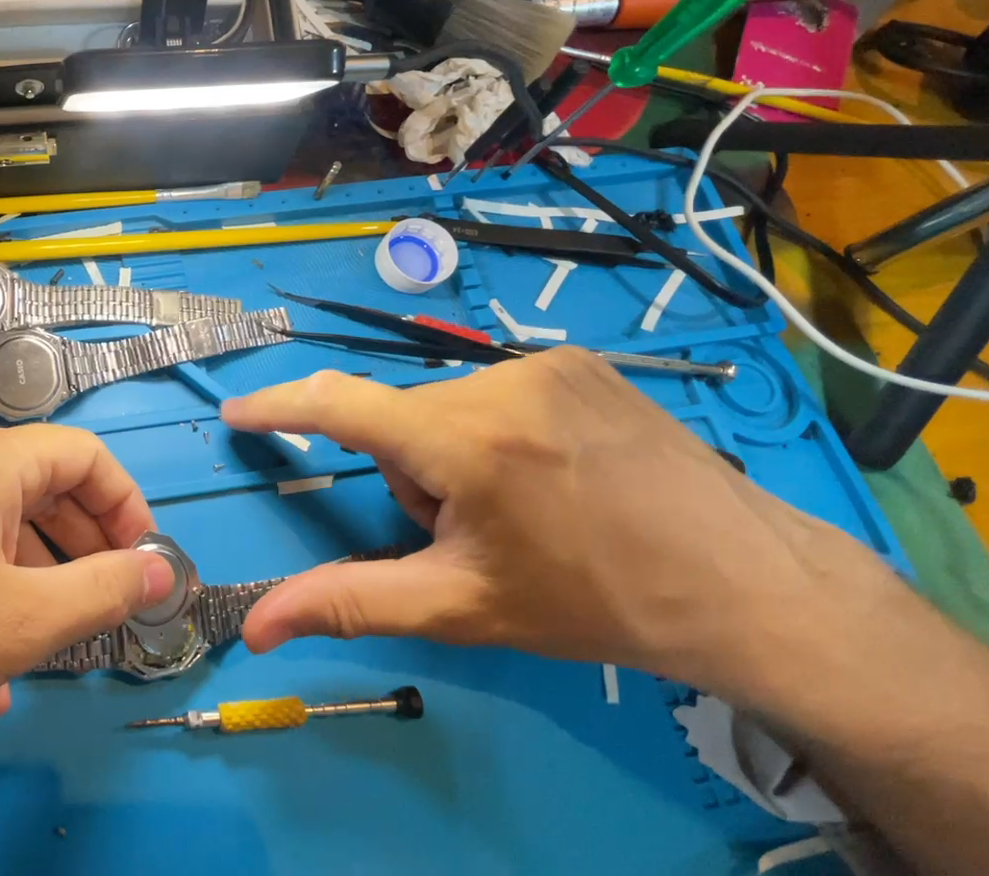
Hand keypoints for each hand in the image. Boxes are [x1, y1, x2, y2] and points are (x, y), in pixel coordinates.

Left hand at [0, 423, 174, 781]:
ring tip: (45, 652)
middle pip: (35, 487)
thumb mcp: (18, 627)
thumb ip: (103, 591)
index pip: (81, 455)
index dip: (126, 506)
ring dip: (30, 581)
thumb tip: (159, 570)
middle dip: (80, 549)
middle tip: (102, 608)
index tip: (142, 564)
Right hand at [220, 349, 895, 698]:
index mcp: (464, 441)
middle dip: (409, 474)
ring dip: (449, 453)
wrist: (749, 586)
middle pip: (401, 420)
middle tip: (470, 532)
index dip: (279, 407)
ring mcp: (545, 362)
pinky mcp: (579, 361)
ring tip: (521, 505)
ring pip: (444, 406)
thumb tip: (255, 628)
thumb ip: (347, 604)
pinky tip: (552, 472)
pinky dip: (491, 430)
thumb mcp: (460, 607)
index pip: (340, 406)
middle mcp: (498, 381)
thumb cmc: (594, 603)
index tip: (239, 411)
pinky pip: (492, 390)